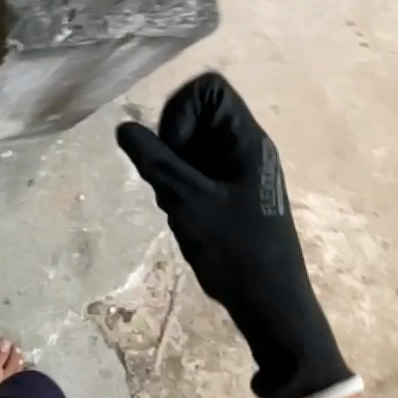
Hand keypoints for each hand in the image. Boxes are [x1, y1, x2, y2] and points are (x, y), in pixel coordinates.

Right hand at [116, 72, 356, 397]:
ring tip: (175, 198)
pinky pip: (199, 165)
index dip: (182, 108)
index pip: (209, 89)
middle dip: (173, 138)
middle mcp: (246, 146)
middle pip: (199, 112)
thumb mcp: (187, 202)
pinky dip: (182, 179)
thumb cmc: (236, 251)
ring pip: (194, 141)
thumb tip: (123, 127)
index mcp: (247, 140)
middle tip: (168, 175)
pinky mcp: (233, 190)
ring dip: (174, 162)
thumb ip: (154, 160)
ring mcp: (241, 169)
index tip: (173, 146)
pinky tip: (182, 211)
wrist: (274, 308)